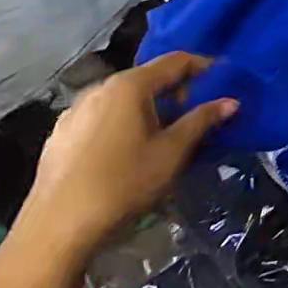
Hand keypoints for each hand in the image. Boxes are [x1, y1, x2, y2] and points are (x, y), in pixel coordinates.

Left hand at [23, 52, 237, 256]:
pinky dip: (121, 122)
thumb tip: (230, 101)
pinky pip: (101, 116)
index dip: (202, 67)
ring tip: (161, 135)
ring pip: (122, 98)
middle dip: (175, 91)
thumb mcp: (171, 153)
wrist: (57, 227)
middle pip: (147, 78)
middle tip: (195, 115)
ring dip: (147, 108)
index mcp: (130, 85)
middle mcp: (100, 86)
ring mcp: (76, 109)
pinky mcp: (61, 132)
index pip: (175, 61)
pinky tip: (125, 151)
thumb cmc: (124, 184)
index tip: (222, 80)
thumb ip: (201, 121)